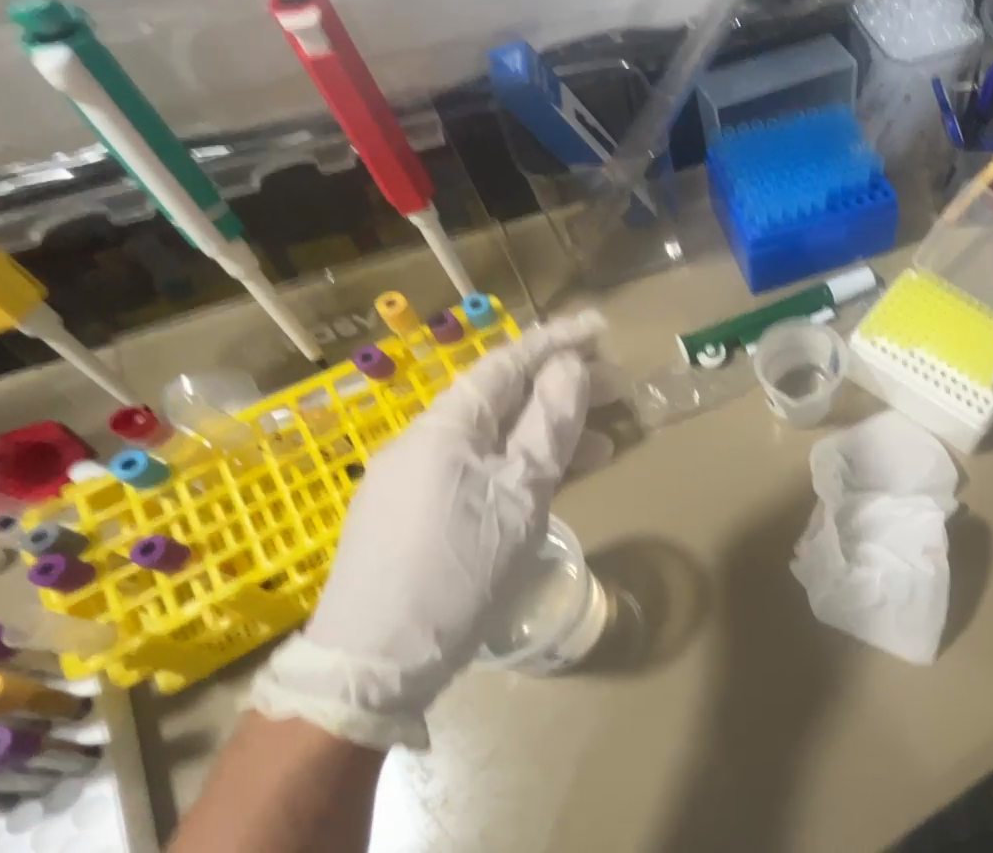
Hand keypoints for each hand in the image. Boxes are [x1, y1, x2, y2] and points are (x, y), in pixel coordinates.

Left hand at [248, 312, 605, 749]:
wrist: (373, 663)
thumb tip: (570, 369)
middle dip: (562, 389)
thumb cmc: (457, 571)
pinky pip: (481, 468)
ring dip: (551, 432)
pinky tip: (556, 480)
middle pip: (502, 399)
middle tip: (619, 391)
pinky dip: (524, 464)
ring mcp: (416, 480)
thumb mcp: (521, 496)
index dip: (556, 342)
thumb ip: (550, 428)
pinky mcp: (417, 514)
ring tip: (607, 443)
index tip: (602, 329)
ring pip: (496, 437)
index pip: (507, 365)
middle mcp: (424, 443)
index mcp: (444, 429)